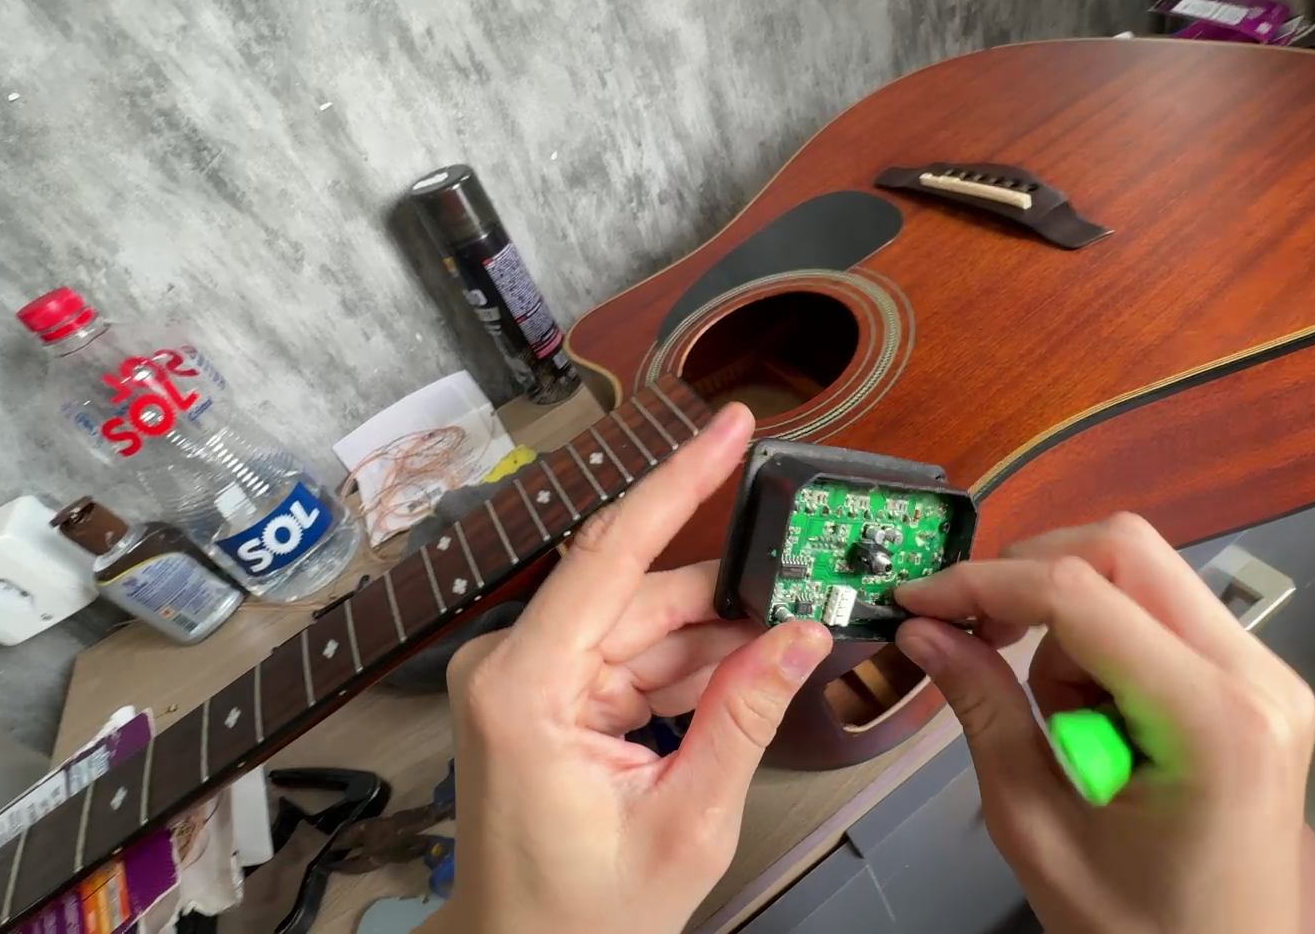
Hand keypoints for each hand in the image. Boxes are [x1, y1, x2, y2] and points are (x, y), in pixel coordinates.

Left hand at [442, 403, 834, 933]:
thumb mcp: (686, 823)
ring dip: (712, 635)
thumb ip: (744, 716)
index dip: (679, 480)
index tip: (728, 430)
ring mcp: (533, 665)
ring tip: (769, 656)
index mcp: (526, 686)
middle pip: (644, 588)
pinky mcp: (553, 677)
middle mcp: (517, 658)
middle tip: (796, 591)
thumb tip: (797, 638)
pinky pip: (636, 643)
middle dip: (725, 596)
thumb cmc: (576, 913)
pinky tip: (730, 676)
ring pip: (648, 614)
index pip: (610, 551)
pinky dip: (688, 657)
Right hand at [893, 514, 1314, 933]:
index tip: (919, 601)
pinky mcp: (1248, 673)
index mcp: (1212, 722)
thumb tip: (921, 629)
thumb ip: (982, 708)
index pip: (1078, 594)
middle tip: (979, 631)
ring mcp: (1262, 668)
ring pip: (1133, 566)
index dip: (983, 583)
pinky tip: (1088, 702)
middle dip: (1027, 573)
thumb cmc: (1135, 928)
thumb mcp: (1035, 823)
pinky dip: (1092, 628)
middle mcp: (1255, 674)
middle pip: (1121, 547)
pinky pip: (1150, 603)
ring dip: (1062, 612)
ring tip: (1052, 707)